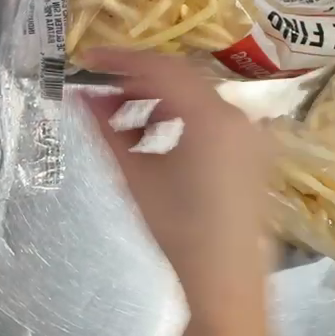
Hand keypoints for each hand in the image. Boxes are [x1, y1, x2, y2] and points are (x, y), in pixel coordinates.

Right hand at [78, 48, 271, 308]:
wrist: (224, 277)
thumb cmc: (176, 228)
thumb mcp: (134, 175)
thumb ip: (106, 128)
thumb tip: (81, 95)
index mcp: (211, 117)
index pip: (160, 68)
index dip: (119, 59)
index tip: (86, 59)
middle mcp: (239, 115)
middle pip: (181, 79)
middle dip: (136, 83)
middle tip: (99, 94)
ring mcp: (251, 133)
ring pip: (195, 98)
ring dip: (155, 102)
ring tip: (120, 123)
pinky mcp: (253, 150)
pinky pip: (210, 118)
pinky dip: (177, 119)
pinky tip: (150, 141)